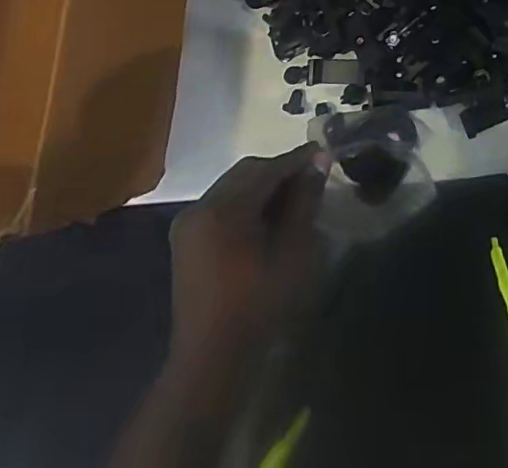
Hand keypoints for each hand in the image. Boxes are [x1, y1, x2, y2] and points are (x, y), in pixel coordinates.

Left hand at [168, 144, 327, 357]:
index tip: (322, 151)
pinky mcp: (185, 238)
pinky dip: (243, 202)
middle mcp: (201, 205)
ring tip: (290, 198)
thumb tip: (318, 164)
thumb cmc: (260, 305)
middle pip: (245, 172)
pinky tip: (264, 217)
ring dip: (260, 185)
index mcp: (225, 208)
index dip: (296, 159)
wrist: (212, 357)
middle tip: (309, 177)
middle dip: (277, 170)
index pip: (267, 169)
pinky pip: (219, 204)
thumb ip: (304, 203)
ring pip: (231, 186)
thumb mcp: (292, 252)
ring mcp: (188, 221)